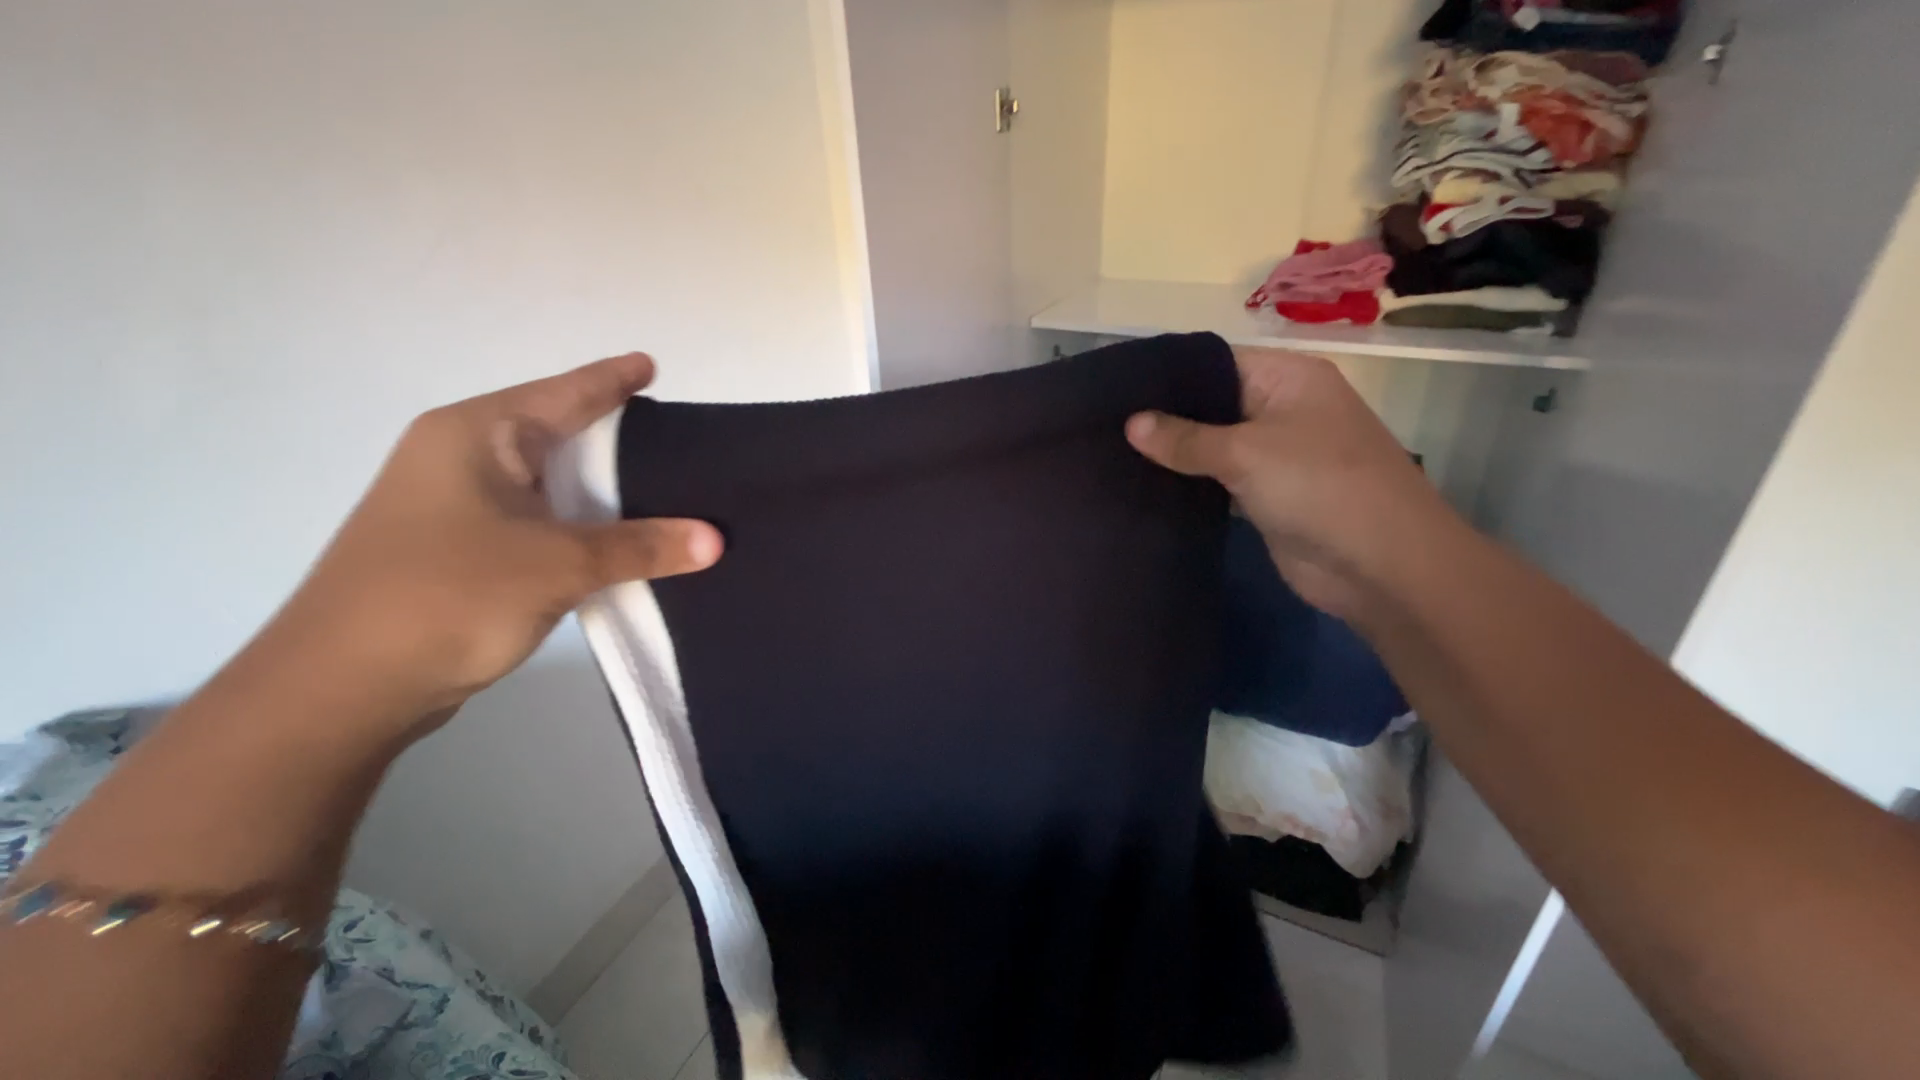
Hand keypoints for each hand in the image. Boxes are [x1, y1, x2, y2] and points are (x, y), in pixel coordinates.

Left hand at [264, 353, 720, 737]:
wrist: (343, 684)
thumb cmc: (449, 595)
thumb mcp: (558, 565)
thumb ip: (640, 547)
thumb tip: (714, 539)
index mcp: (476, 434)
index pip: (563, 394)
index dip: (612, 380)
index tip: (652, 366)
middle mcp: (459, 456)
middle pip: (554, 434)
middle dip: (613, 438)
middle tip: (677, 439)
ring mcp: (450, 504)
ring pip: (543, 483)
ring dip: (595, 491)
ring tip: (659, 489)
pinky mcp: (452, 548)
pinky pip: (531, 520)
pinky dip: (573, 525)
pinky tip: (609, 540)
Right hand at [1125, 346, 1454, 620]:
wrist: (1382, 565)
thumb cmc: (1319, 487)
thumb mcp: (1246, 453)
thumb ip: (1186, 439)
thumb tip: (1131, 423)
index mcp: (1288, 377)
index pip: (1215, 362)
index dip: (1167, 374)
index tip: (1113, 389)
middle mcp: (1283, 409)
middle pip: (1212, 404)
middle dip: (1164, 417)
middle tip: (1102, 425)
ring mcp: (1277, 456)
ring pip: (1214, 447)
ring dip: (1174, 455)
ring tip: (1110, 454)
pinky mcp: (1268, 498)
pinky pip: (1220, 482)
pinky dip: (1191, 485)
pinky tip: (1144, 487)